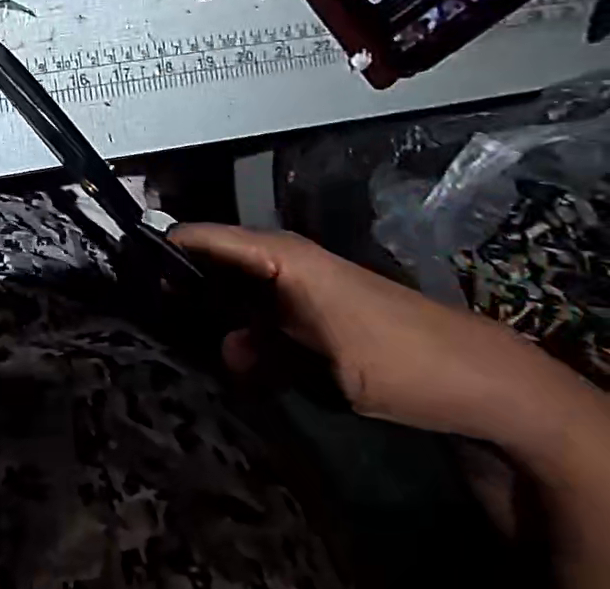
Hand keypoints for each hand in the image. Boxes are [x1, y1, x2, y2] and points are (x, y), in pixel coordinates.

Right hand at [173, 223, 593, 445]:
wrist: (497, 387)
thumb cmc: (405, 360)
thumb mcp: (325, 364)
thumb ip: (258, 353)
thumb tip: (220, 349)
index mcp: (276, 254)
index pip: (192, 236)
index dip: (156, 251)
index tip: (127, 273)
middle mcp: (279, 259)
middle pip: (206, 261)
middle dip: (180, 288)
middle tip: (153, 316)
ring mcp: (295, 282)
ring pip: (228, 289)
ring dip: (213, 316)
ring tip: (193, 343)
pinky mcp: (307, 306)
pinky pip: (253, 308)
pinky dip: (241, 329)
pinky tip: (240, 358)